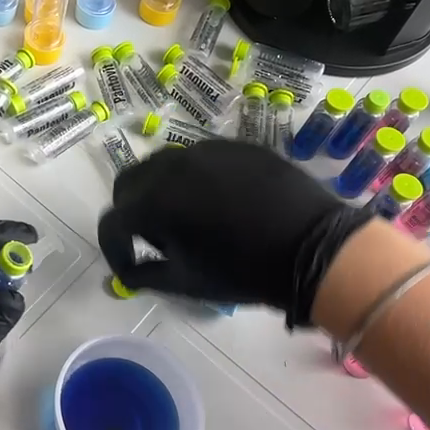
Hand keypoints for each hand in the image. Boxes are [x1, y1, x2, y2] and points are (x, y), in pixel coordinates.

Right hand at [98, 141, 371, 327]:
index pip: (113, 221)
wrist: (316, 248)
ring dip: (161, 191)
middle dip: (132, 211)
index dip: (115, 249)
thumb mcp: (186, 283)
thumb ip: (145, 276)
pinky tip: (221, 204)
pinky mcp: (234, 146)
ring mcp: (204, 150)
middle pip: (130, 183)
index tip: (130, 268)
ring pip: (163, 165)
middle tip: (154, 239)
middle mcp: (170, 166)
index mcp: (153, 201)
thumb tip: (125, 274)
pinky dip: (195, 180)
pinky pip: (199, 159)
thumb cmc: (245, 272)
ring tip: (188, 219)